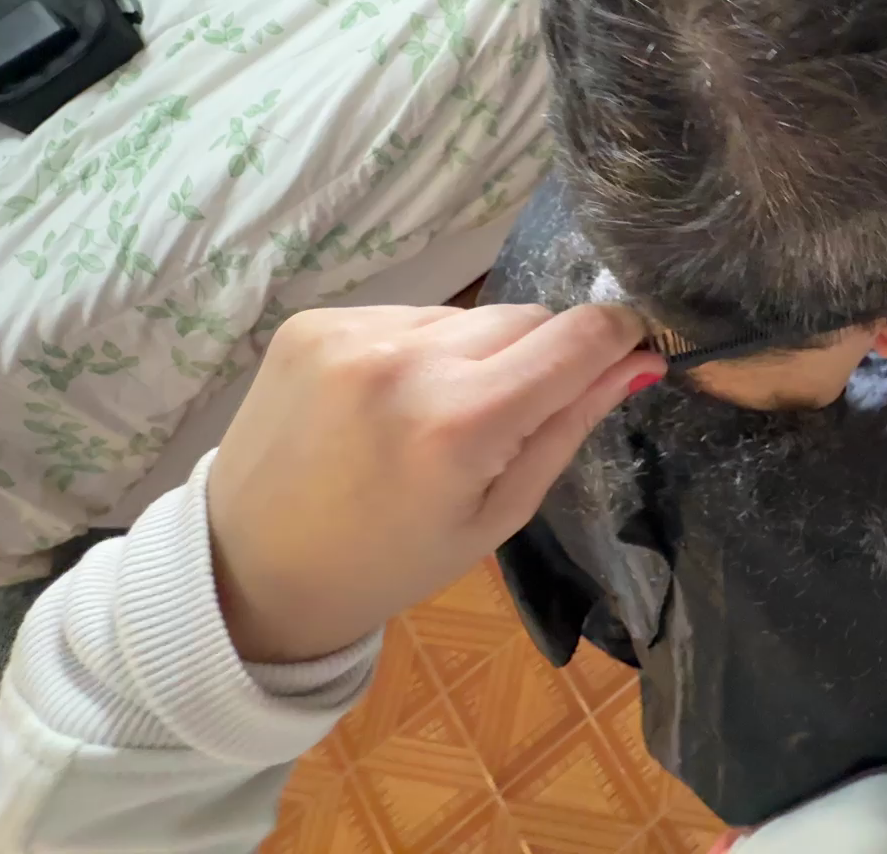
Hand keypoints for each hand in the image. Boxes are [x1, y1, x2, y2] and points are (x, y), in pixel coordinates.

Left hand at [206, 304, 665, 662]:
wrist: (247, 572)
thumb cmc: (396, 562)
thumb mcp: (503, 511)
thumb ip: (572, 424)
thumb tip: (639, 361)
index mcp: (461, 422)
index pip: (580, 336)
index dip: (621, 334)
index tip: (631, 348)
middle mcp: (407, 358)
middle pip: (531, 315)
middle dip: (547, 354)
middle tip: (517, 412)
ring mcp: (353, 331)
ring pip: (475, 315)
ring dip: (484, 351)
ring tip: (444, 411)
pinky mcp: (317, 320)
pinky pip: (419, 315)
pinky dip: (429, 349)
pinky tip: (398, 398)